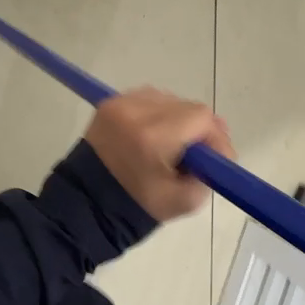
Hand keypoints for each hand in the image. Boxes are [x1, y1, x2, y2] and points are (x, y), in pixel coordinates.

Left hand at [83, 88, 234, 221]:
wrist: (87, 201)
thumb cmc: (136, 205)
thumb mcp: (185, 200)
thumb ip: (210, 172)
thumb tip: (218, 147)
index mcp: (152, 137)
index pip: (200, 117)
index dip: (215, 136)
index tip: (216, 157)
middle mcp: (134, 112)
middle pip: (185, 106)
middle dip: (197, 129)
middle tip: (198, 153)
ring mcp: (119, 105)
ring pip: (167, 99)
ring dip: (177, 119)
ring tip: (173, 144)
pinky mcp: (109, 104)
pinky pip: (146, 99)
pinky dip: (156, 113)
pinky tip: (154, 134)